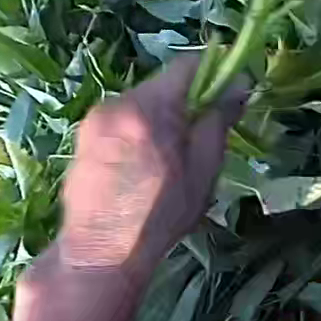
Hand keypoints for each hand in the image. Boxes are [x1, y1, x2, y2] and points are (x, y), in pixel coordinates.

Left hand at [43, 54, 243, 283]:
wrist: (100, 254)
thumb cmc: (161, 215)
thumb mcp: (203, 168)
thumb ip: (218, 120)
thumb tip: (239, 84)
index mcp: (148, 108)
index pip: (187, 65)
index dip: (214, 72)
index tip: (229, 92)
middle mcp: (116, 103)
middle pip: (162, 86)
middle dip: (186, 102)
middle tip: (200, 137)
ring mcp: (94, 119)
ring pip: (141, 104)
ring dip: (162, 118)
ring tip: (170, 158)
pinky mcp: (82, 137)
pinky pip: (121, 120)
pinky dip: (140, 131)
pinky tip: (144, 167)